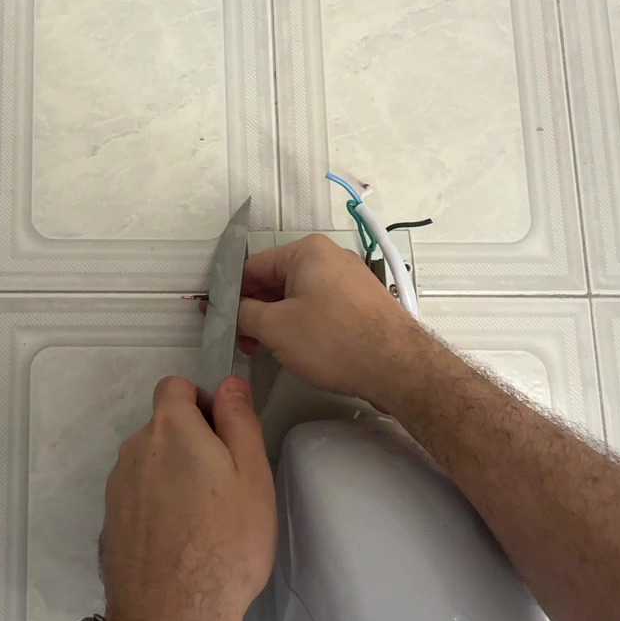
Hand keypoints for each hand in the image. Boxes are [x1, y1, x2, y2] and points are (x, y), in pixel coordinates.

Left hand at [100, 375, 275, 620]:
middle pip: (164, 426)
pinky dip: (157, 505)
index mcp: (169, 428)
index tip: (223, 433)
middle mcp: (135, 447)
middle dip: (191, 441)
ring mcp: (118, 485)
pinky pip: (139, 495)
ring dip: (173, 475)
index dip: (202, 401)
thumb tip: (231, 383)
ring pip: (151, 462)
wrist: (173, 618)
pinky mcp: (112, 519)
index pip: (176, 386)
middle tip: (223, 483)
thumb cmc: (223, 544)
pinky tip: (180, 539)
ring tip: (204, 518)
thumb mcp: (251, 475)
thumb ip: (239, 420)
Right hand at [237, 233, 426, 401]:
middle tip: (243, 341)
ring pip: (299, 296)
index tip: (218, 317)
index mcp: (306, 251)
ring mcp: (350, 280)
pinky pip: (321, 306)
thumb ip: (242, 314)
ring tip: (268, 349)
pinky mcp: (363, 303)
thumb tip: (225, 309)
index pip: (253, 267)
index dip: (231, 294)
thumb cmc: (335, 341)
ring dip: (278, 321)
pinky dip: (303, 324)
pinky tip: (298, 349)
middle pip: (277, 281)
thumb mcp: (275, 327)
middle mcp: (330, 257)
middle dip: (256, 311)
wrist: (400, 369)